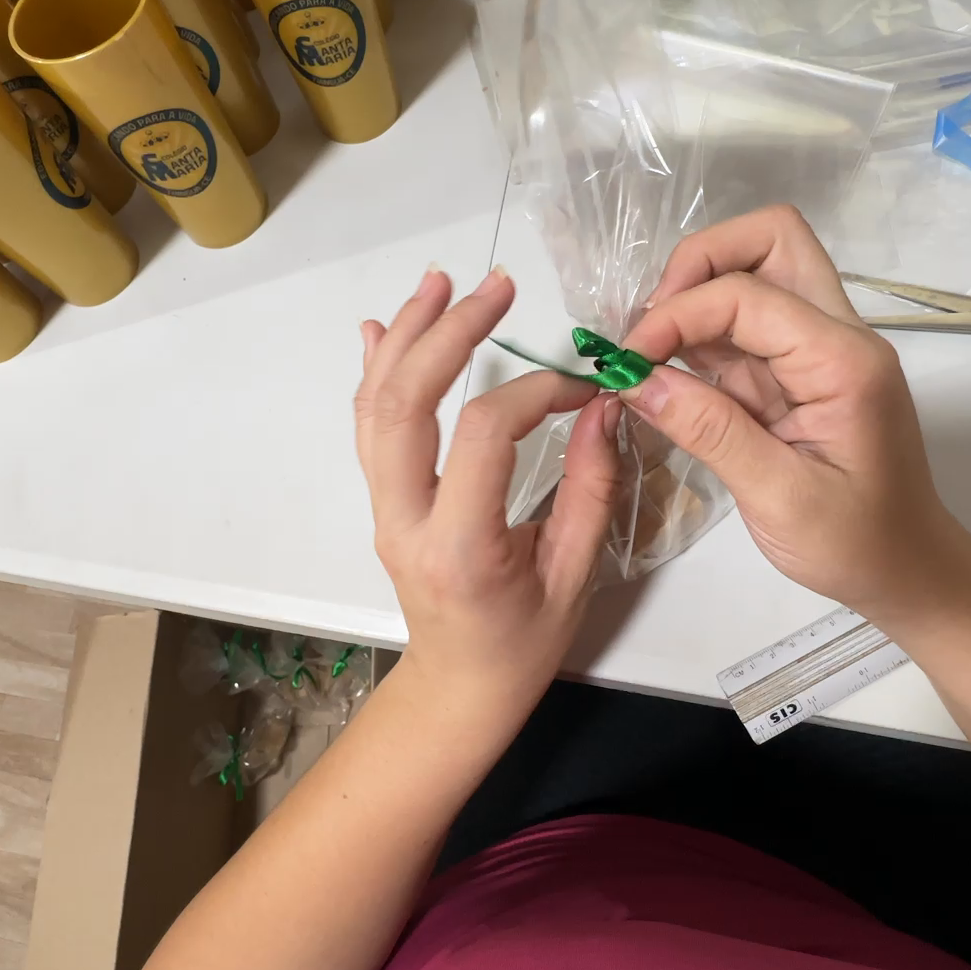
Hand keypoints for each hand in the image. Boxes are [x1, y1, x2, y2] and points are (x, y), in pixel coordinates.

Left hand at [355, 266, 619, 708]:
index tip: (579, 386)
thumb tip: (601, 404)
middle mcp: (405, 519)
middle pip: (404, 403)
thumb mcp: (573, 575)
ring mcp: (382, 508)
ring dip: (405, 337)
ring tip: (439, 283)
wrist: (457, 685)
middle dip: (447, 332)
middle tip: (494, 286)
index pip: (483, 433)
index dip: (535, 391)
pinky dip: (375, 372)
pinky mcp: (380, 501)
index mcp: (461, 546)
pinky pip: (369, 428)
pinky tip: (380, 329)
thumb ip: (590, 486)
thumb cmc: (521, 645)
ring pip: (375, 407)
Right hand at [618, 206, 970, 618]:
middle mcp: (834, 334)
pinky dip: (693, 332)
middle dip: (698, 264)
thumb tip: (635, 381)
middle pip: (770, 239)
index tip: (626, 364)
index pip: (746, 294)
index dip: (675, 316)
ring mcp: (812, 348)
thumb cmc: (854, 543)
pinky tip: (662, 368)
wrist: (904, 568)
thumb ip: (709, 431)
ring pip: (754, 269)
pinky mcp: (790, 369)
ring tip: (647, 347)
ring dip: (693, 293)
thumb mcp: (780, 498)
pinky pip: (739, 324)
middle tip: (650, 325)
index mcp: (843, 360)